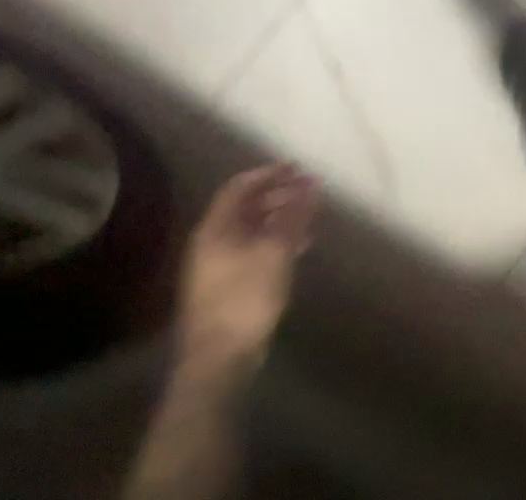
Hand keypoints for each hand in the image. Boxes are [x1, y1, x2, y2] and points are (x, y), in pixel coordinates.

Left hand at [176, 164, 316, 365]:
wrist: (219, 357)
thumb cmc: (245, 297)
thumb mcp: (275, 252)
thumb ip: (293, 217)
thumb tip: (310, 186)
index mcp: (217, 229)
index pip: (241, 187)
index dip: (270, 174)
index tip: (299, 168)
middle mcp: (214, 241)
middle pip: (248, 207)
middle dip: (280, 194)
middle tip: (311, 190)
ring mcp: (220, 265)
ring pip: (254, 229)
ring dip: (282, 218)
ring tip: (311, 215)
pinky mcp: (231, 285)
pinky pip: (256, 249)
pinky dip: (278, 240)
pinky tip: (301, 245)